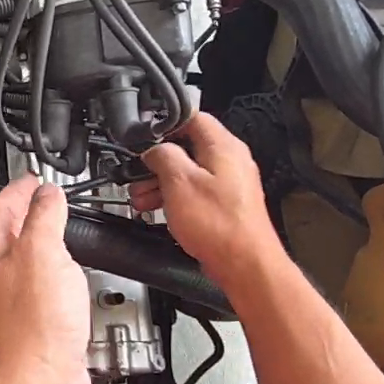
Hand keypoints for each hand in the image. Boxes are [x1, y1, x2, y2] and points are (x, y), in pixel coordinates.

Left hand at [0, 176, 90, 383]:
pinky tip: (66, 272)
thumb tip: (48, 193)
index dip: (16, 189)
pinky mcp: (32, 320)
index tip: (32, 179)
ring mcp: (12, 299)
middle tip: (43, 197)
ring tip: (56, 226)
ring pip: (23, 257)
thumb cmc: (32, 325)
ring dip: (40, 238)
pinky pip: (39, 283)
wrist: (39, 381)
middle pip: (6, 231)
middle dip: (25, 210)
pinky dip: (53, 268)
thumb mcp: (42, 253)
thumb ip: (44, 218)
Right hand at [130, 113, 287, 288]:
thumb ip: (163, 156)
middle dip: (156, 162)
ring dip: (159, 182)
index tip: (144, 139)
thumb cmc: (220, 227)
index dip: (164, 125)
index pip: (192, 118)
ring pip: (186, 172)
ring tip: (142, 198)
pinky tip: (157, 208)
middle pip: (186, 148)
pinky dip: (173, 196)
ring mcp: (228, 184)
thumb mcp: (179, 182)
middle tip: (138, 175)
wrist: (244, 265)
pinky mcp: (224, 204)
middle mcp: (230, 162)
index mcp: (224, 147)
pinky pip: (193, 191)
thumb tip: (153, 149)